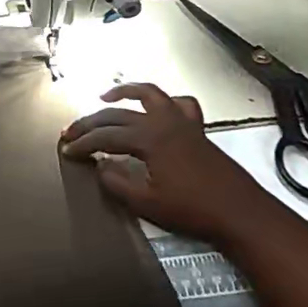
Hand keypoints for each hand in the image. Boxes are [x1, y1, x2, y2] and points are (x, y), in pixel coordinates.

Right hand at [60, 83, 261, 240]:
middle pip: (118, 115)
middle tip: (72, 132)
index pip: (106, 136)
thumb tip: (100, 166)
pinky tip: (157, 108)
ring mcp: (182, 122)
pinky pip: (180, 104)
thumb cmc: (193, 210)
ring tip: (106, 97)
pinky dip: (165, 101)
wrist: (240, 214)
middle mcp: (163, 122)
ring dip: (125, 92)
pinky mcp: (197, 130)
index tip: (67, 150)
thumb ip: (118, 183)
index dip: (83, 143)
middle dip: (91, 123)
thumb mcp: (147, 203)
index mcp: (149, 138)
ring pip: (149, 94)